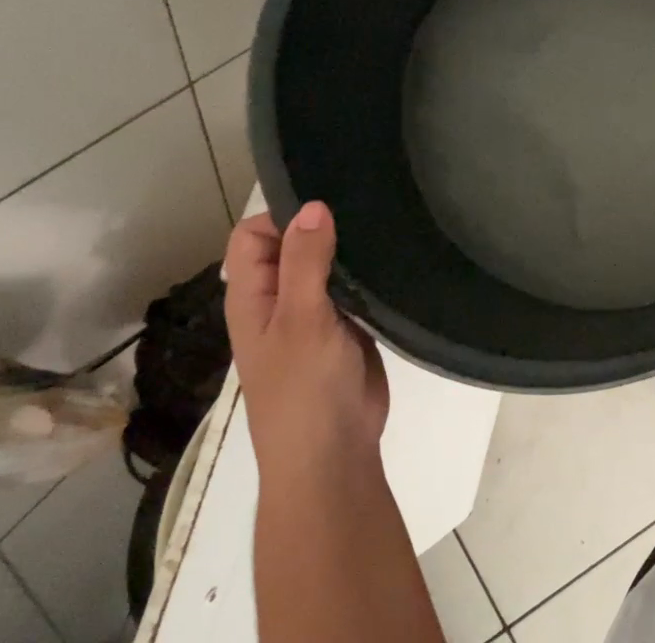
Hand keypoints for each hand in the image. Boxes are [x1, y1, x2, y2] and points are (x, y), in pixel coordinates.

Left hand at [224, 202, 388, 476]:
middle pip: (295, 247)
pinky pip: (358, 292)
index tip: (332, 203)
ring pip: (331, 268)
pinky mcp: (352, 330)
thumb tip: (313, 205)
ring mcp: (318, 317)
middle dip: (326, 226)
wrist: (332, 451)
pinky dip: (373, 277)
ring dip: (353, 252)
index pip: (254, 236)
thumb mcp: (301, 319)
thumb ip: (306, 262)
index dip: (283, 215)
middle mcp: (281, 301)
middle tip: (371, 205)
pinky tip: (400, 262)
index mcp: (253, 297)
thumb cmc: (303, 387)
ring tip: (392, 226)